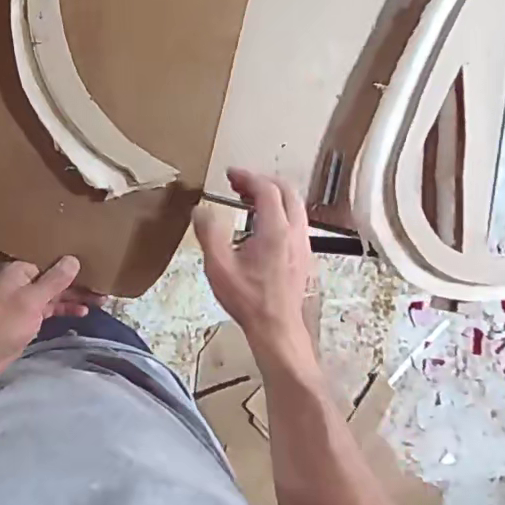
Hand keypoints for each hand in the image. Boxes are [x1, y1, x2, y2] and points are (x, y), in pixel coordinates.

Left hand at [0, 256, 95, 375]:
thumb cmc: (4, 323)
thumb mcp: (32, 300)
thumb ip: (54, 280)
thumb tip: (74, 259)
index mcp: (21, 270)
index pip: (51, 260)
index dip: (72, 261)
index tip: (94, 263)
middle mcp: (24, 281)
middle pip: (56, 278)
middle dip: (79, 282)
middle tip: (104, 285)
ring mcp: (27, 300)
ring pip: (56, 294)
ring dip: (76, 297)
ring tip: (101, 299)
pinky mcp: (30, 317)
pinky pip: (52, 308)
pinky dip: (66, 309)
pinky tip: (83, 312)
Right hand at [194, 168, 313, 351]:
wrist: (277, 329)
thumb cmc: (249, 301)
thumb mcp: (219, 266)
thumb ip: (209, 233)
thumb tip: (201, 210)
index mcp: (275, 230)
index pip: (267, 189)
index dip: (247, 177)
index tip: (231, 174)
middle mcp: (295, 232)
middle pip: (287, 191)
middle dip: (262, 181)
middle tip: (239, 184)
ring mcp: (303, 245)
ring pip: (294, 206)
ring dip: (272, 196)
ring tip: (247, 201)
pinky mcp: (303, 257)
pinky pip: (295, 222)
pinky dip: (279, 212)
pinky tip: (260, 226)